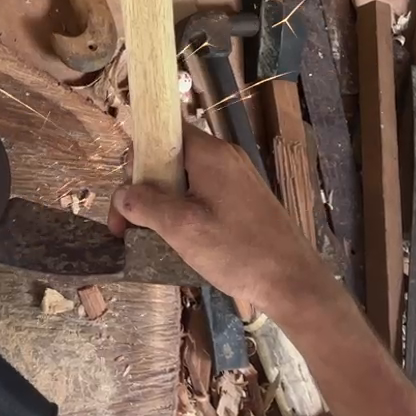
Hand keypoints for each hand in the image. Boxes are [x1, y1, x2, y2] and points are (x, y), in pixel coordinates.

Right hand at [111, 126, 327, 317]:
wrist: (295, 285)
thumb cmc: (238, 251)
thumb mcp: (181, 228)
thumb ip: (144, 205)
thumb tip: (120, 195)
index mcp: (210, 153)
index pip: (162, 130)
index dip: (138, 154)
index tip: (128, 190)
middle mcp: (224, 157)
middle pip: (169, 156)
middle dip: (144, 186)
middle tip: (129, 224)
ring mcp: (236, 177)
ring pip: (183, 177)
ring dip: (162, 201)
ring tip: (151, 234)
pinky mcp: (243, 198)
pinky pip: (201, 192)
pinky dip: (183, 208)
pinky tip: (180, 237)